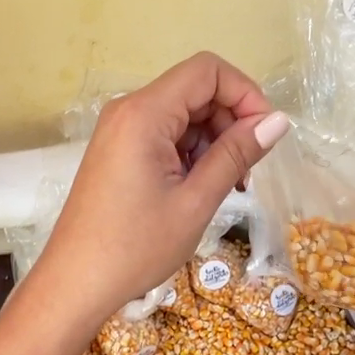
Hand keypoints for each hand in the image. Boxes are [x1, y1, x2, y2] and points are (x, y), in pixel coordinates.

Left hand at [30, 52, 290, 326]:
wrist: (76, 283)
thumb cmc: (136, 247)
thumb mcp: (195, 201)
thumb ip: (237, 154)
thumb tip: (278, 121)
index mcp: (145, 113)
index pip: (208, 71)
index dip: (246, 94)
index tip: (266, 135)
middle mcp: (129, 110)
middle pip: (195, 91)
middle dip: (231, 123)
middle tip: (246, 173)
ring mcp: (120, 131)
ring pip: (183, 116)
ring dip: (214, 143)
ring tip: (227, 189)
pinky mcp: (118, 152)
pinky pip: (164, 136)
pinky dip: (191, 155)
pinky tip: (201, 190)